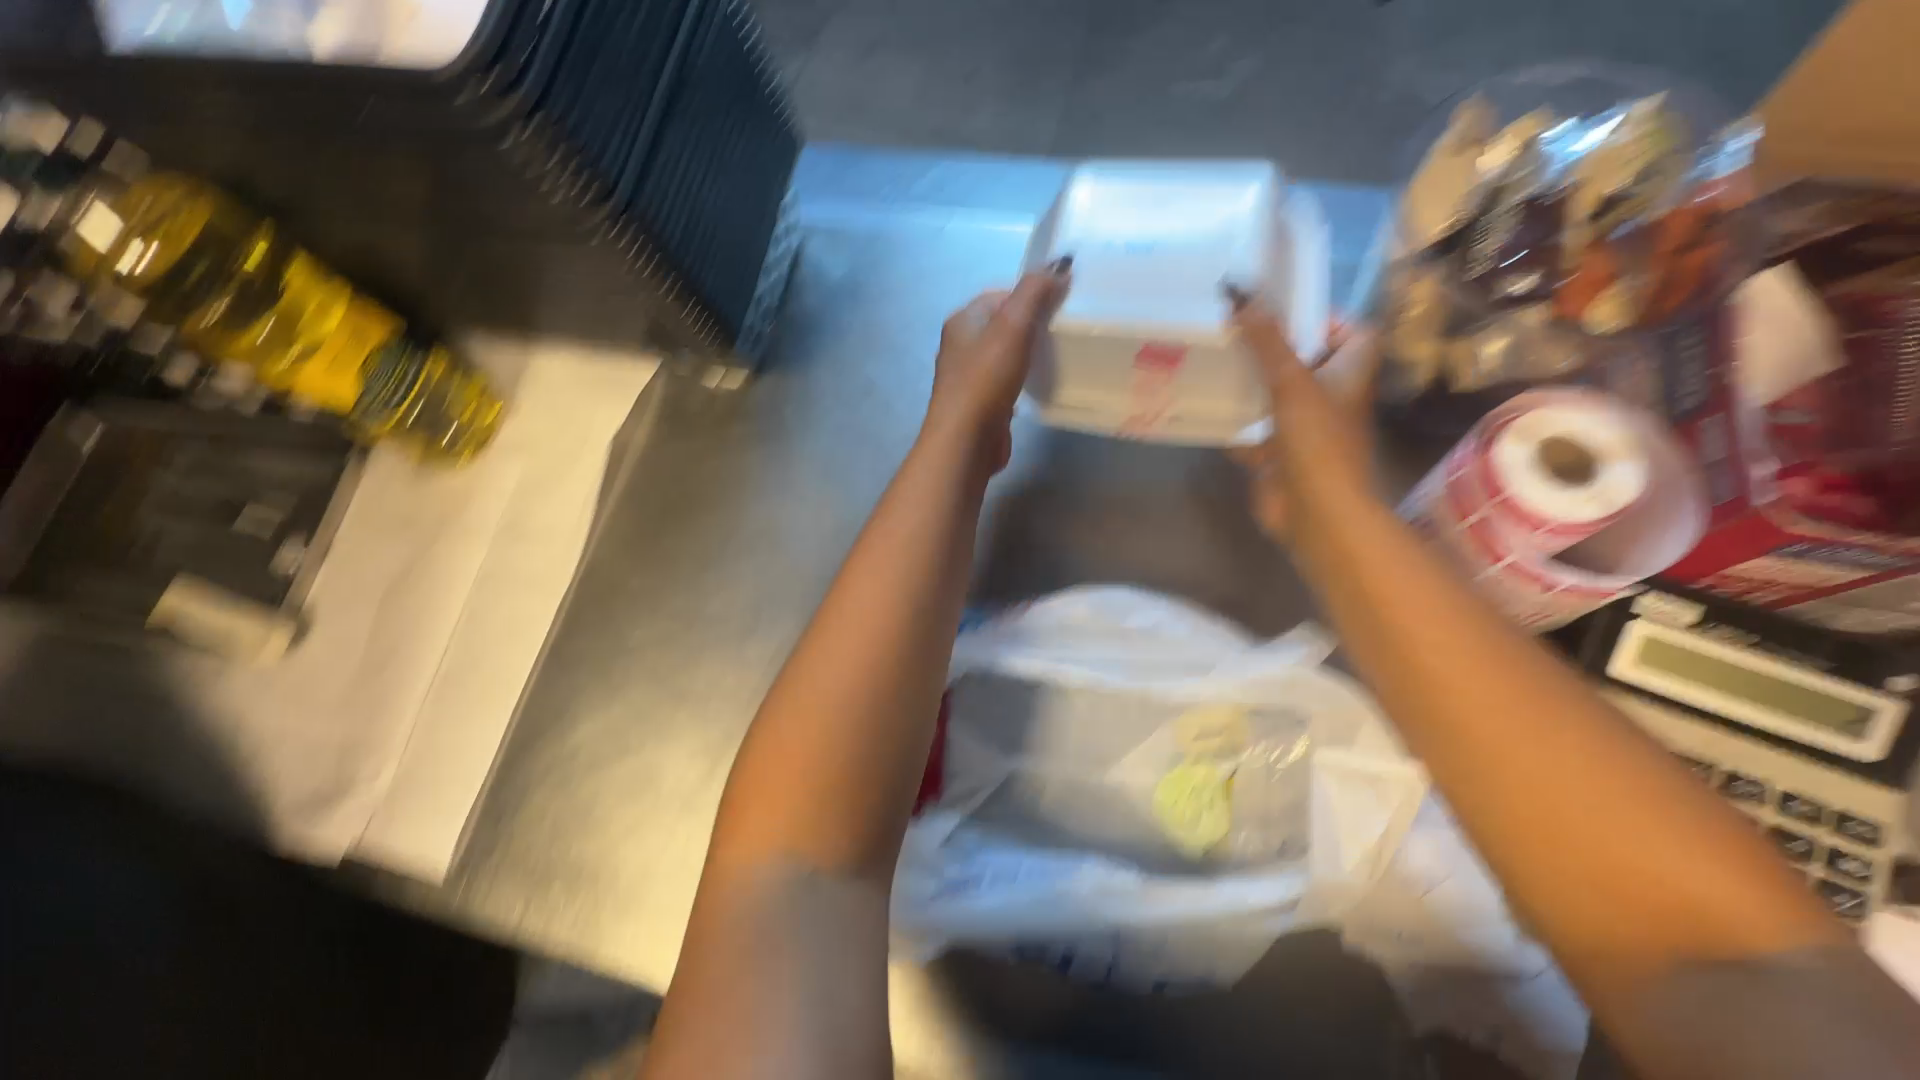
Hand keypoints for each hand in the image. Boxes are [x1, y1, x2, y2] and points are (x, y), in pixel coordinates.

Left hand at [923, 259, 1071, 471]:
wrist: (967, 440)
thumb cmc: (987, 379)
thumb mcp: (1013, 325)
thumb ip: (1035, 292)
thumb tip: (1060, 264)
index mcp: (962, 320)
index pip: (1000, 295)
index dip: (1031, 294)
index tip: (1061, 304)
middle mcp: (959, 345)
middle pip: (1002, 324)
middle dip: (1032, 324)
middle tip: (1064, 331)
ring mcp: (968, 377)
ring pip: (1004, 354)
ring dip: (1028, 353)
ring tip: (1057, 357)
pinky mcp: (980, 403)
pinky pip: (1005, 381)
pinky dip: (1022, 379)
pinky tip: (1039, 386)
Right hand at [1227, 295, 1380, 539]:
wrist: (1317, 513)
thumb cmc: (1318, 441)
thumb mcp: (1291, 380)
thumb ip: (1266, 340)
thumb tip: (1240, 294)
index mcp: (1351, 370)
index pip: (1347, 330)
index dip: (1320, 316)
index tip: (1279, 307)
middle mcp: (1331, 394)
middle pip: (1301, 359)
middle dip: (1267, 347)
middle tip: (1228, 325)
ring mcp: (1303, 426)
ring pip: (1272, 394)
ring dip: (1245, 383)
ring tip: (1210, 358)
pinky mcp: (1277, 453)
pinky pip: (1251, 429)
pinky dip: (1231, 423)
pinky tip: (1201, 405)